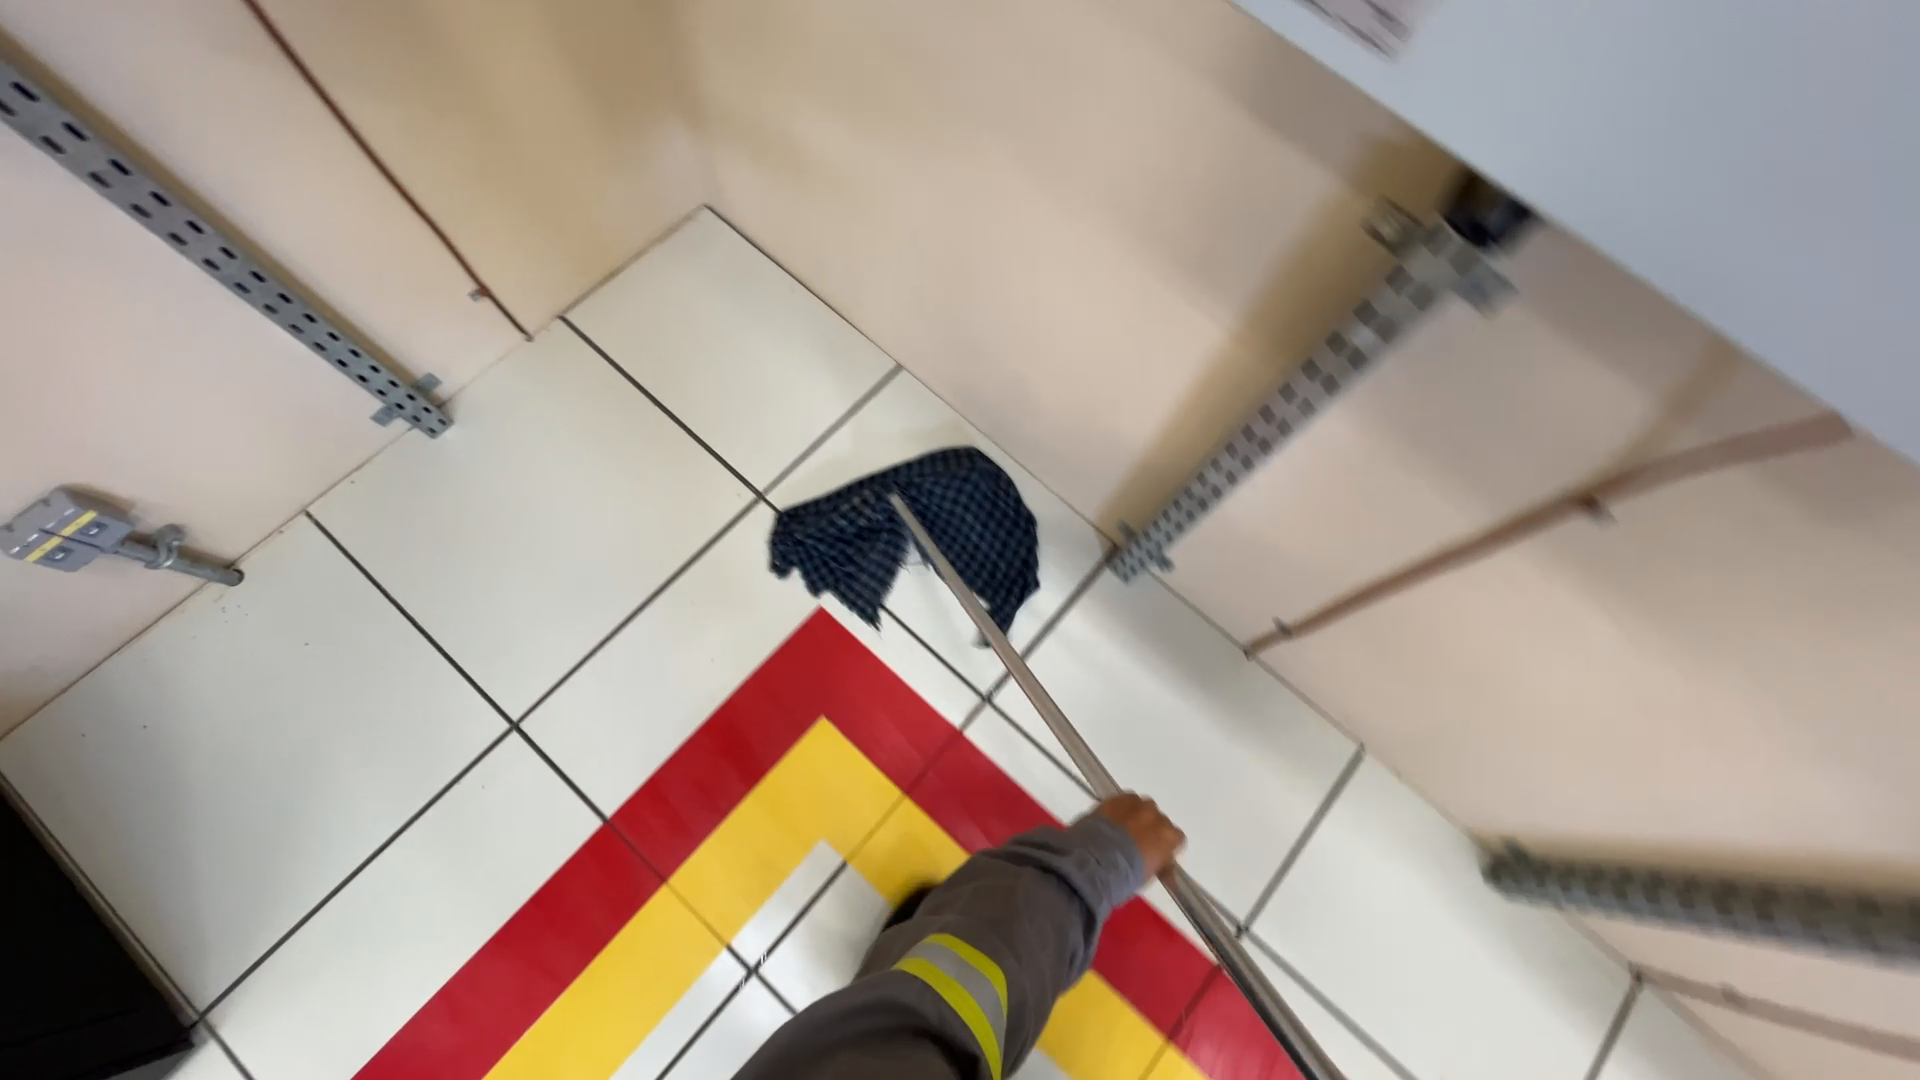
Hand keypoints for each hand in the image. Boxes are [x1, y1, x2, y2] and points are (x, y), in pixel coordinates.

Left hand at [1093, 793, 1184, 879]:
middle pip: (1159, 820)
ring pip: (1142, 807)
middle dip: (1150, 829)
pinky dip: (1122, 808)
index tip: (1157, 852)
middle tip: (1136, 842)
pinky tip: (1113, 819)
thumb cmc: (1129, 873)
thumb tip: (1165, 869)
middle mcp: (1156, 815)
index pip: (1176, 837)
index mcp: (1169, 835)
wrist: (1099, 858)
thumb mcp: (1150, 874)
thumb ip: (1161, 865)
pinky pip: (1126, 800)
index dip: (1166, 845)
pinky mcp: (1118, 798)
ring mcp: (1137, 804)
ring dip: (1137, 816)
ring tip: (1123, 829)